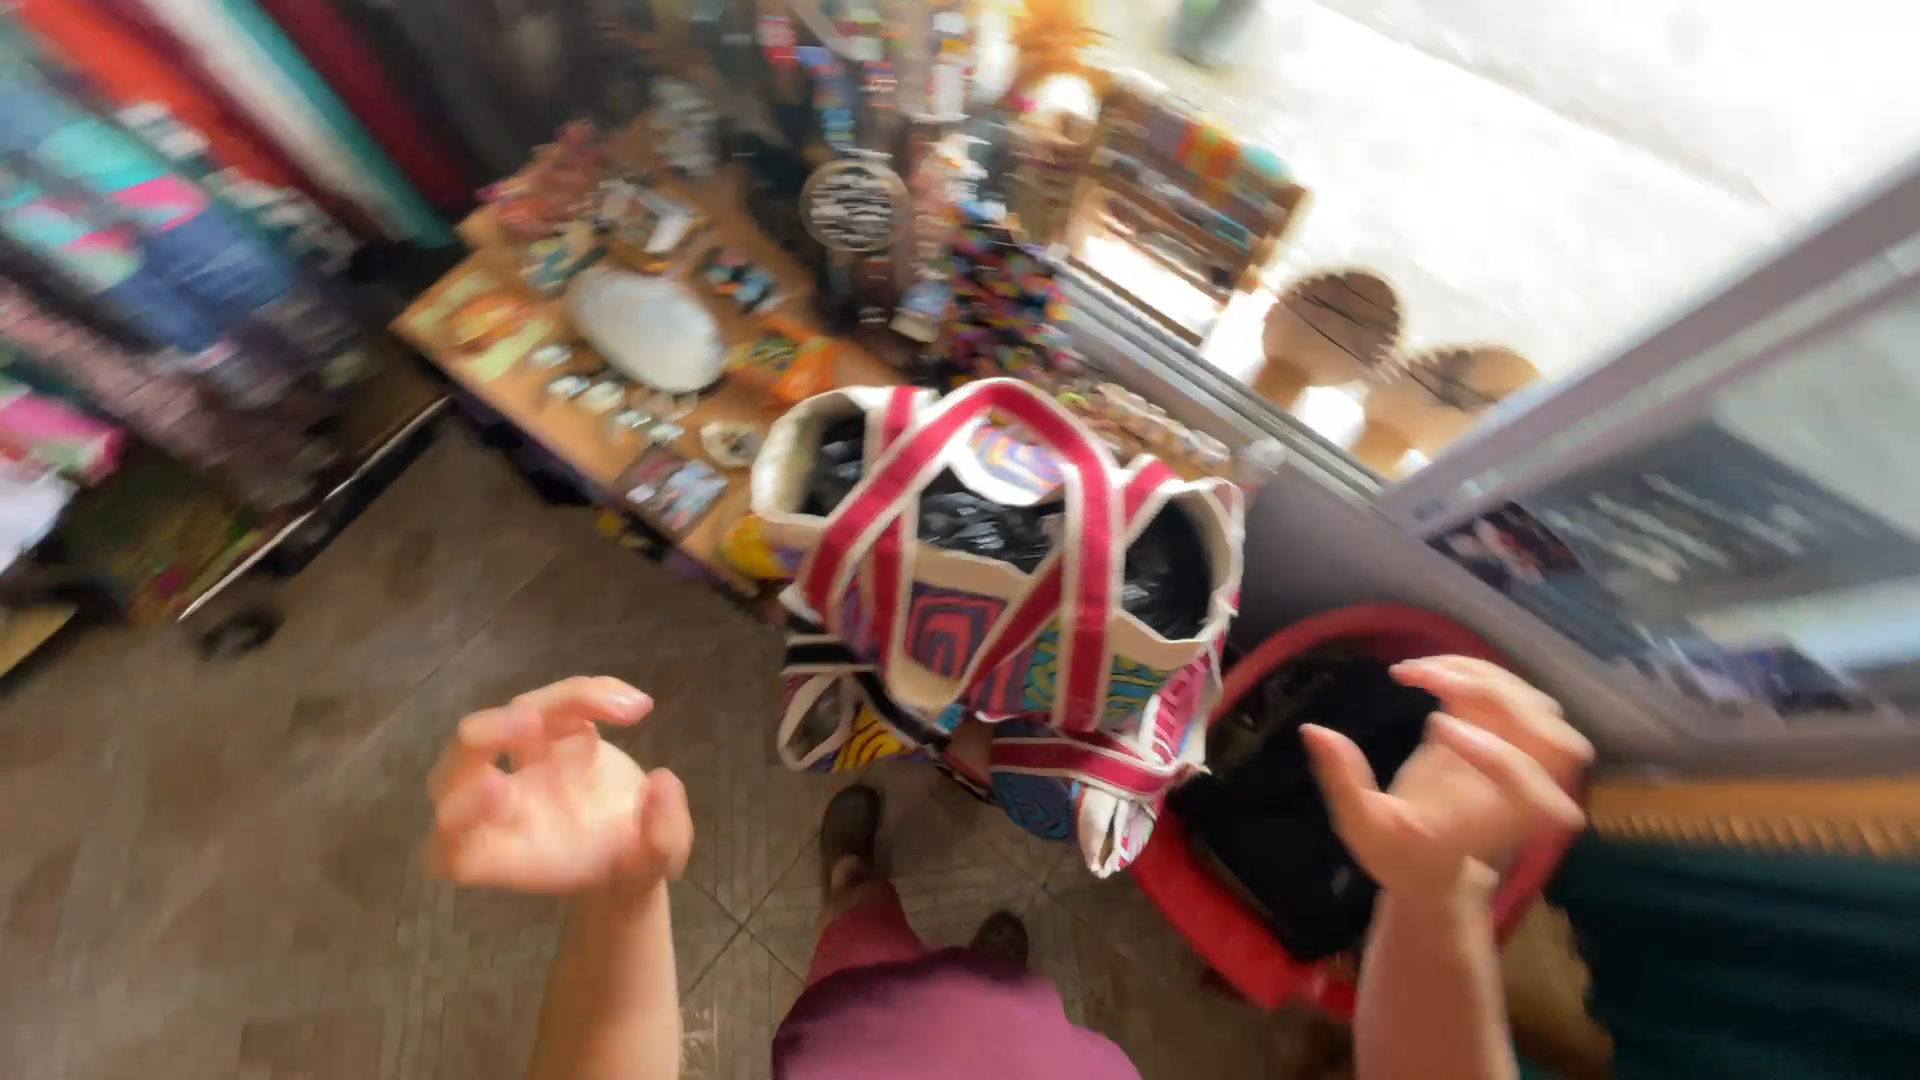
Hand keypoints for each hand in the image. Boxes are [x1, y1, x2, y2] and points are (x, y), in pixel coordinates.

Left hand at [424, 677, 693, 895]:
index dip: (462, 818)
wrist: (633, 844)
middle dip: (484, 739)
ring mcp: (521, 767)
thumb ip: (661, 834)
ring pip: (515, 717)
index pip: (451, 847)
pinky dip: (597, 694)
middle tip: (528, 718)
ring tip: (630, 708)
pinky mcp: (551, 735)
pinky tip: (639, 707)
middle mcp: (499, 810)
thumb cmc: (631, 869)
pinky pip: (559, 701)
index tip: (497, 790)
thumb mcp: (655, 865)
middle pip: (458, 769)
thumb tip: (663, 781)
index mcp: (505, 857)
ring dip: (565, 701)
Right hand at [1302, 656, 1591, 899]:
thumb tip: (1312, 730)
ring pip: (1538, 709)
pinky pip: (1507, 694)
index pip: (1533, 789)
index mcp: (1501, 822)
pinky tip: (1418, 670)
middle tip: (1429, 679)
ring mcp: (1519, 760)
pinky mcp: (1499, 737)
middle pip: (1554, 740)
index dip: (1498, 753)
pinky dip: (1469, 672)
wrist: (1434, 867)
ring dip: (1481, 676)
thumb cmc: (1401, 855)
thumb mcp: (1363, 826)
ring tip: (1417, 669)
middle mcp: (1527, 791)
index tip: (1435, 725)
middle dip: (1496, 699)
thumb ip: (1342, 782)